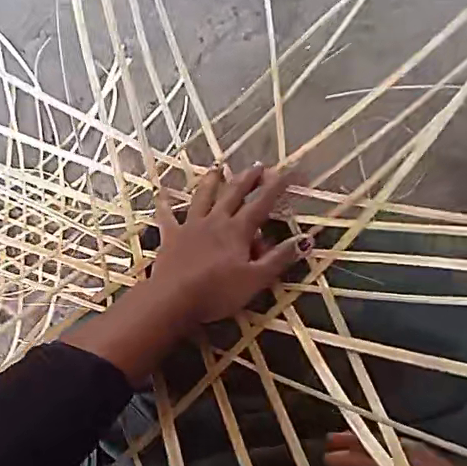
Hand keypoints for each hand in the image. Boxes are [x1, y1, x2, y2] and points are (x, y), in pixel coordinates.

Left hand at [64, 163, 308, 379]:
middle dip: (248, 178)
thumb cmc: (218, 292)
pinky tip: (161, 194)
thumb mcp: (256, 280)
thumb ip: (280, 259)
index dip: (278, 186)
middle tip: (257, 165)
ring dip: (211, 182)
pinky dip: (165, 204)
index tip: (290, 172)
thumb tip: (305, 240)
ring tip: (217, 168)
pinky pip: (166, 217)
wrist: (173, 300)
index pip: (262, 203)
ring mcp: (190, 227)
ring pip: (202, 198)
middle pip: (233, 193)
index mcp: (237, 231)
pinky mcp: (170, 237)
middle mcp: (215, 221)